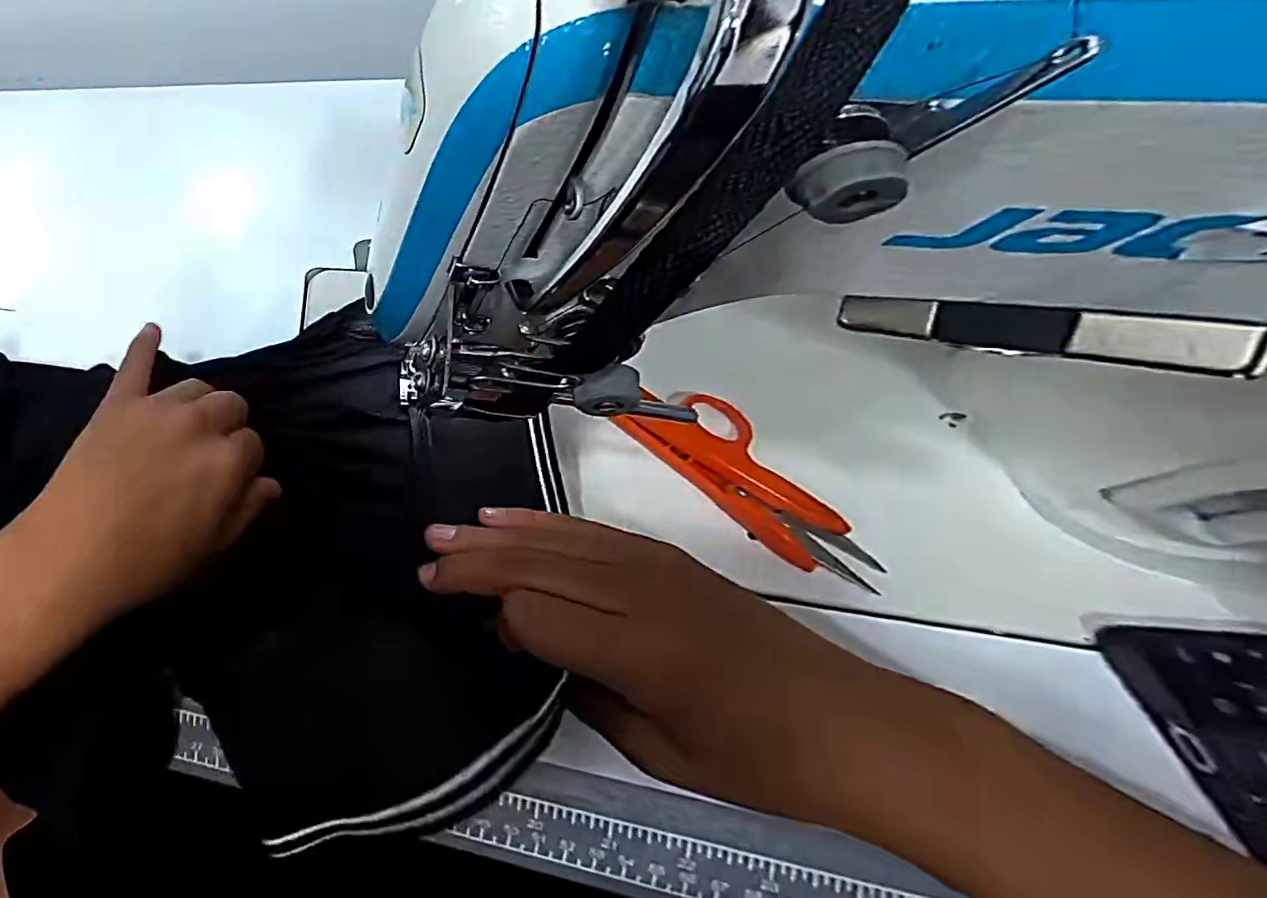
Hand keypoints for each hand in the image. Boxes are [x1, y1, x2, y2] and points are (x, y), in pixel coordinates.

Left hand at [16, 323, 280, 623]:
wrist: (70, 554)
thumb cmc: (147, 561)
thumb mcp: (210, 548)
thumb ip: (246, 510)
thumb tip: (270, 483)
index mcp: (227, 460)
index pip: (253, 444)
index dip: (243, 463)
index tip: (229, 481)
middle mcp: (199, 423)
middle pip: (231, 404)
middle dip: (228, 426)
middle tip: (206, 456)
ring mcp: (157, 407)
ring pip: (195, 386)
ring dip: (199, 403)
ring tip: (186, 426)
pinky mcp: (118, 402)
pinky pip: (135, 364)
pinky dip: (145, 345)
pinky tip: (152, 330)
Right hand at [419, 508, 951, 829]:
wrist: (852, 725)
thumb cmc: (758, 758)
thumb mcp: (660, 750)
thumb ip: (585, 690)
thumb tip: (532, 646)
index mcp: (639, 650)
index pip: (536, 614)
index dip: (495, 616)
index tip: (466, 624)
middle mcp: (639, 593)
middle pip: (533, 565)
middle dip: (472, 562)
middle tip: (424, 561)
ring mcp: (651, 565)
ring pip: (552, 539)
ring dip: (494, 534)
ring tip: (446, 531)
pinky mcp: (661, 554)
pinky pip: (585, 530)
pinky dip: (539, 522)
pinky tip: (506, 517)